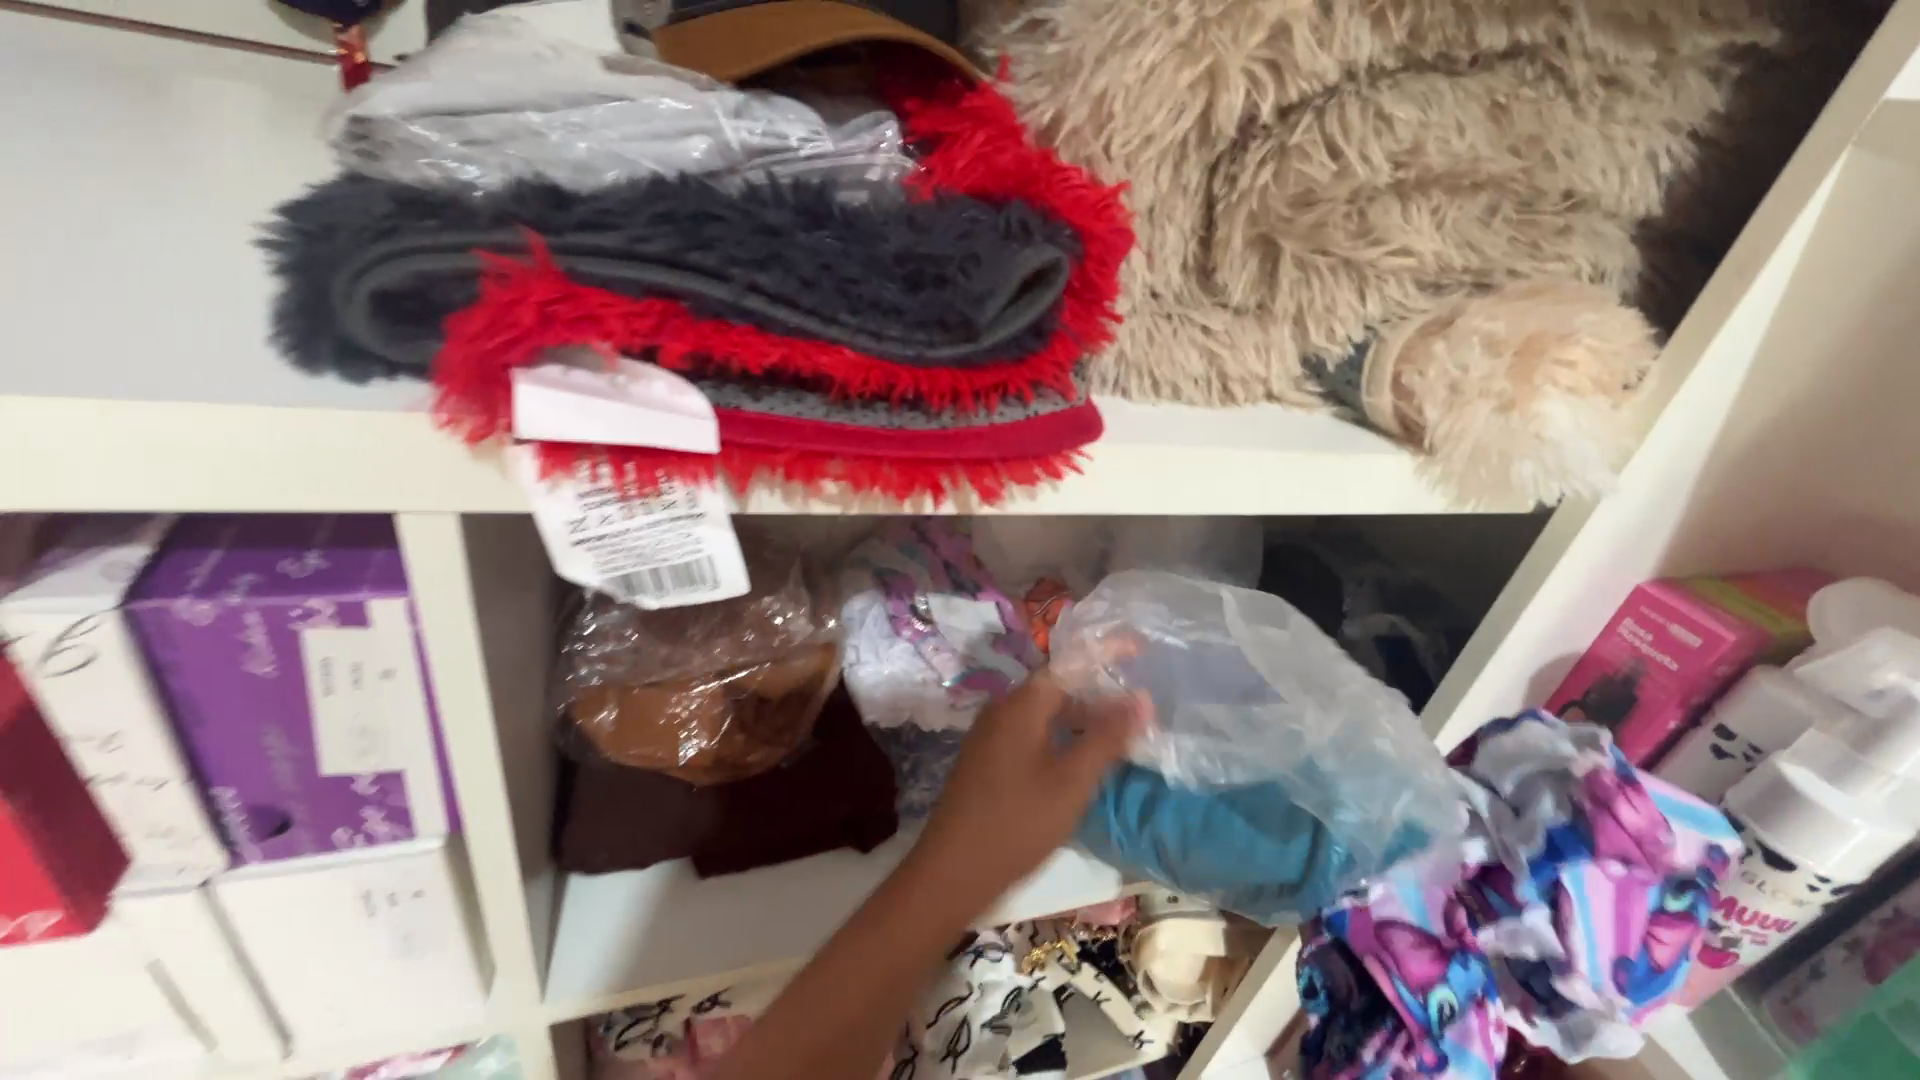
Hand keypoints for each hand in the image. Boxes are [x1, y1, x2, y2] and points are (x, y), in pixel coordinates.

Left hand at [907, 670, 1147, 910]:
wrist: (953, 870)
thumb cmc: (1018, 822)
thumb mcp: (1072, 780)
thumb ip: (1108, 736)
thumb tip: (1143, 697)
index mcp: (1020, 704)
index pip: (1069, 664)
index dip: (1105, 655)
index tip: (1138, 648)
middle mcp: (1001, 710)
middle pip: (1057, 688)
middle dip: (1098, 693)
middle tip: (1138, 708)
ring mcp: (990, 736)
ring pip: (1044, 714)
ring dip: (1080, 720)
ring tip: (1119, 736)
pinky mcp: (987, 761)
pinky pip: (1030, 735)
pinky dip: (1060, 738)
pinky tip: (1080, 762)